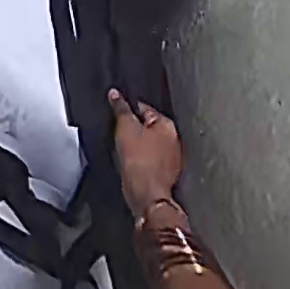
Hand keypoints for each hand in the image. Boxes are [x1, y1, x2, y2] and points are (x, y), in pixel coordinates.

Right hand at [108, 89, 182, 218]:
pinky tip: (132, 162)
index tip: (117, 118)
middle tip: (120, 134)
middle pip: (148, 126)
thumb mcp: (125, 126)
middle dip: (134, 128)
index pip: (143, 108)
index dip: (127, 111)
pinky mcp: (166, 174)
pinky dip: (142, 159)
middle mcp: (174, 140)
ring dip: (138, 145)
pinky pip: (151, 159)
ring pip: (149, 144)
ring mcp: (172, 159)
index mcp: (167, 125)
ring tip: (125, 149)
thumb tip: (115, 93)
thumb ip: (120, 108)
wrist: (146, 195)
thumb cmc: (138, 158)